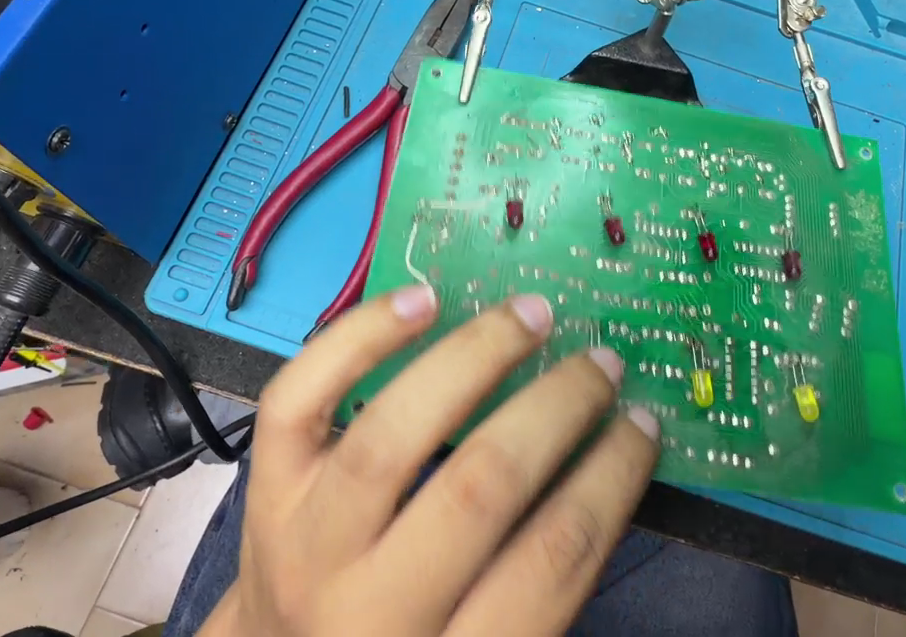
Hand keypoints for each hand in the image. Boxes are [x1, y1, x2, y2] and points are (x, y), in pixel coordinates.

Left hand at [202, 286, 661, 636]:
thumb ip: (539, 569)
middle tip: (599, 363)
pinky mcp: (264, 492)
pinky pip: (299, 401)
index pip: (552, 560)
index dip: (611, 478)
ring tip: (530, 315)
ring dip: (474, 358)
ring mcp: (303, 544)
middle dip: (555, 408)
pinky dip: (359, 338)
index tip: (642, 423)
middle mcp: (370, 610)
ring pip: (391, 435)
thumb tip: (605, 448)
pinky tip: (420, 300)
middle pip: (477, 489)